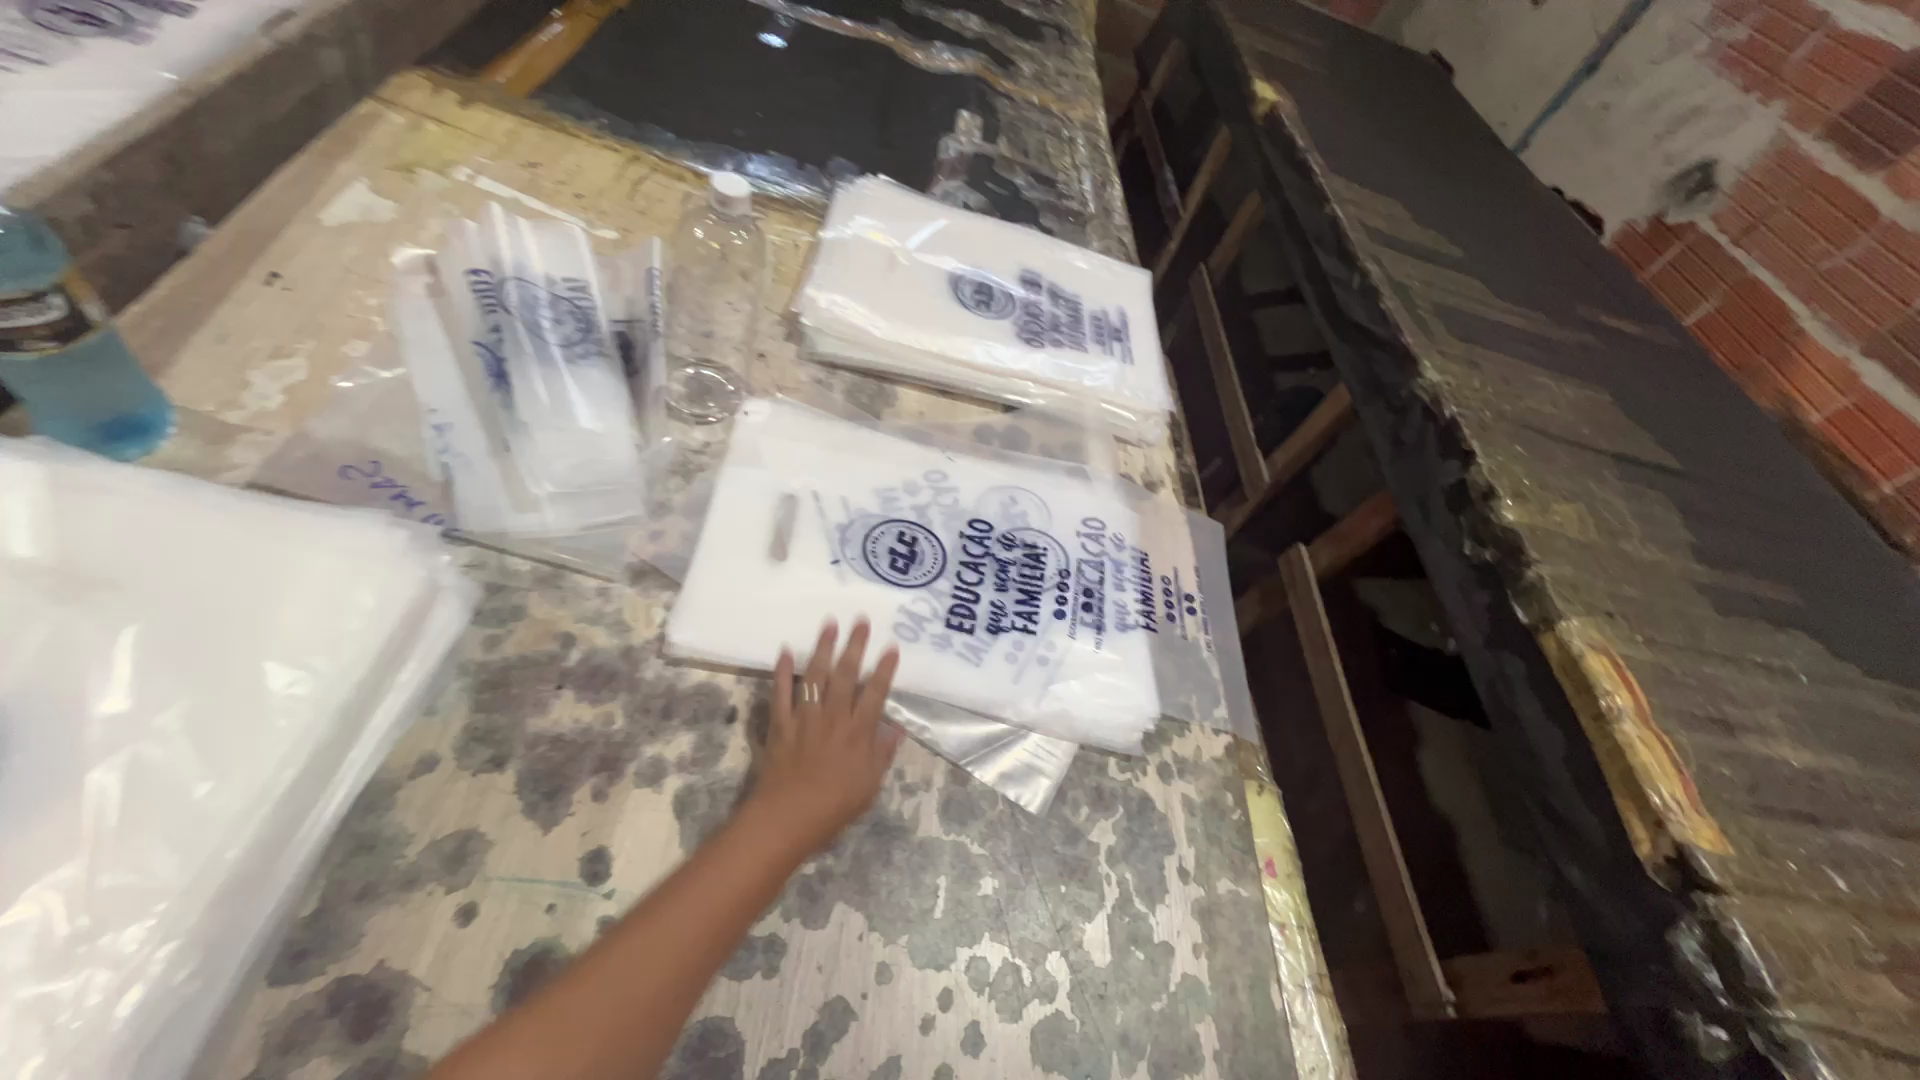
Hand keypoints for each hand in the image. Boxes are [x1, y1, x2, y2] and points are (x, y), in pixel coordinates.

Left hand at [746, 618, 902, 855]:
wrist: (786, 819)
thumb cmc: (833, 808)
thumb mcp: (869, 786)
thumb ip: (883, 754)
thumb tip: (897, 728)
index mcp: (858, 733)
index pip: (876, 693)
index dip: (885, 669)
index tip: (891, 647)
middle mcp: (833, 718)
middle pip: (847, 675)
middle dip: (855, 646)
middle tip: (861, 621)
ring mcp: (805, 718)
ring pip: (816, 676)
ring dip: (823, 648)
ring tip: (830, 624)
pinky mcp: (780, 724)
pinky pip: (781, 693)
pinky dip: (782, 671)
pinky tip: (787, 650)